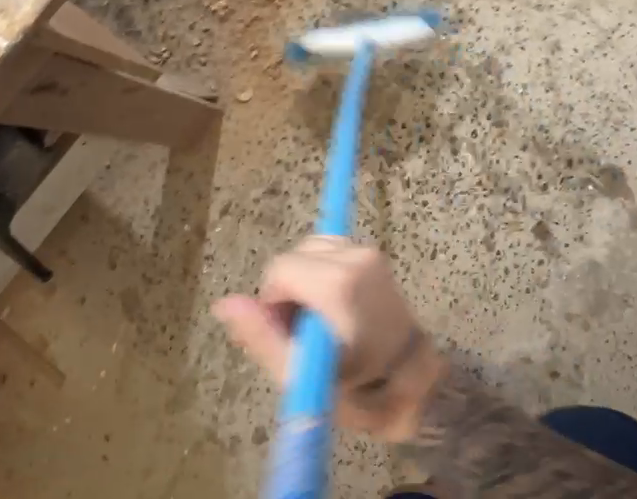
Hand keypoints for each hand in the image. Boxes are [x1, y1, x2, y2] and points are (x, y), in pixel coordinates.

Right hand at [212, 236, 445, 440]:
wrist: (412, 380)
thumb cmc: (357, 386)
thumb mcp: (301, 374)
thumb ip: (260, 336)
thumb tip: (223, 304)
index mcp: (336, 283)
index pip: (278, 270)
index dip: (274, 303)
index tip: (290, 333)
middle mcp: (353, 257)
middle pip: (293, 257)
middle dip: (289, 290)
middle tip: (304, 330)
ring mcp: (368, 252)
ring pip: (310, 250)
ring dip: (305, 279)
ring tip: (319, 317)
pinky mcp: (375, 254)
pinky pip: (331, 251)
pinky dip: (322, 272)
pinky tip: (333, 304)